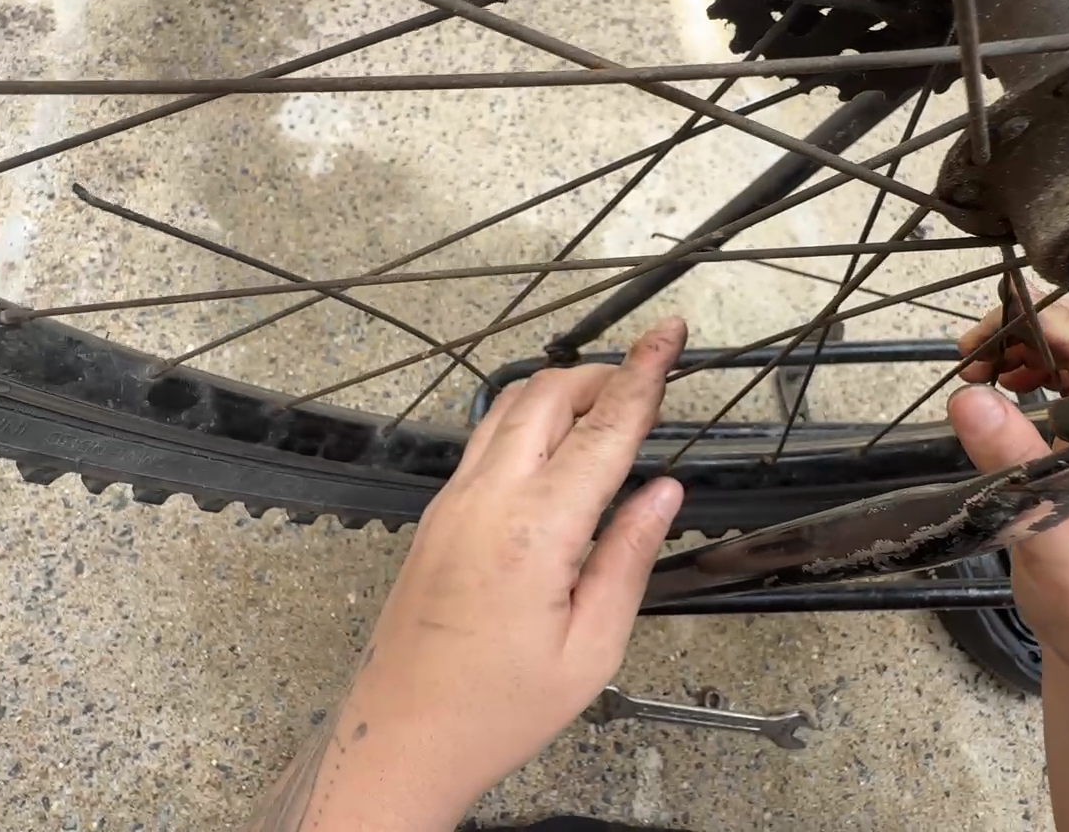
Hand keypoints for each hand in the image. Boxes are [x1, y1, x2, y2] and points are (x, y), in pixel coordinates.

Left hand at [253, 320, 687, 831]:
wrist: (401, 735)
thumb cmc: (495, 706)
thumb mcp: (591, 648)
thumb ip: (629, 557)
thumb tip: (663, 493)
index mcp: (535, 531)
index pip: (603, 429)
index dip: (643, 375)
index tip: (667, 334)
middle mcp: (488, 497)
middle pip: (549, 394)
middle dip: (603, 372)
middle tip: (644, 377)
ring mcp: (455, 498)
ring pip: (512, 405)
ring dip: (562, 389)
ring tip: (605, 403)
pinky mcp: (440, 509)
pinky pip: (488, 436)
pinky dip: (530, 417)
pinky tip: (555, 442)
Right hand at [947, 295, 1068, 703]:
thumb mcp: (1067, 552)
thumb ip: (1020, 474)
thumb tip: (967, 398)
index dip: (1068, 338)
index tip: (1001, 335)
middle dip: (1042, 333)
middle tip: (977, 348)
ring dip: (1029, 349)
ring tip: (977, 361)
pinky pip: (1065, 389)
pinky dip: (1026, 374)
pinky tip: (996, 379)